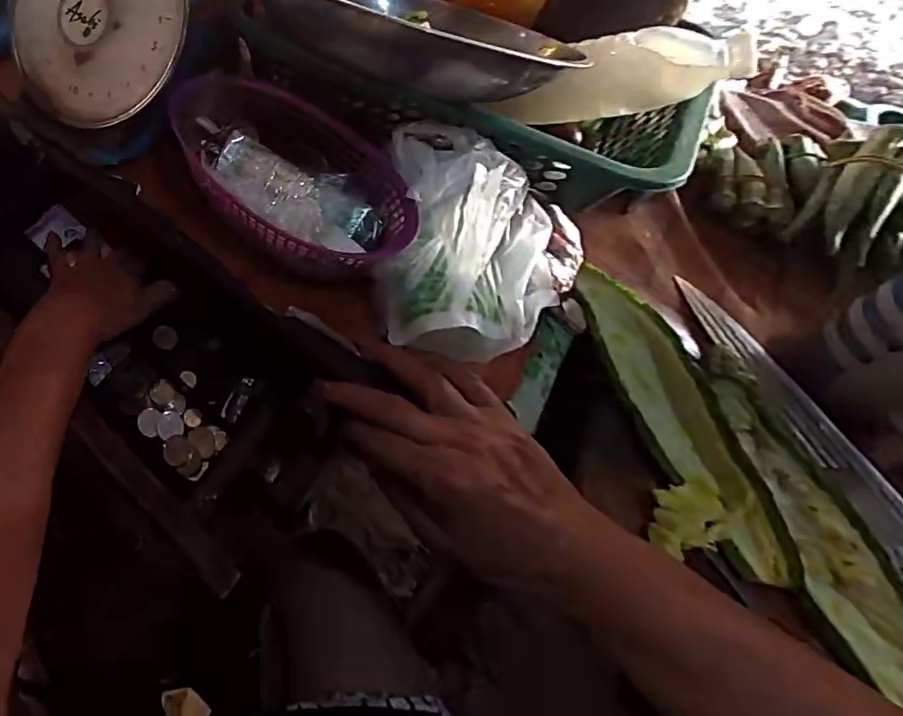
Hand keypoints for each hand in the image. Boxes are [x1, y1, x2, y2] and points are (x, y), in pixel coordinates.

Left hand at [33, 234, 175, 347]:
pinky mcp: (60, 272)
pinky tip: (52, 234)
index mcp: (126, 271)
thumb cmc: (110, 316)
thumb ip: (158, 295)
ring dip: (91, 238)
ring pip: (89, 246)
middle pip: (115, 249)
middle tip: (123, 230)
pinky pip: (56, 255)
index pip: (138, 258)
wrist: (72, 316)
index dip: (143, 252)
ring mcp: (81, 265)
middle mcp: (105, 263)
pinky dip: (54, 244)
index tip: (148, 244)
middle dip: (120, 241)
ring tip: (94, 228)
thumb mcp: (141, 308)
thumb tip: (176, 285)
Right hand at [319, 345, 617, 597]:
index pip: (379, 442)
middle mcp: (457, 440)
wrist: (577, 550)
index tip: (327, 419)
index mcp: (441, 476)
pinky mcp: (503, 415)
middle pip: (393, 405)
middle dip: (353, 391)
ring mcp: (482, 422)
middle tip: (325, 381)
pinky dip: (439, 363)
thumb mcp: (443, 541)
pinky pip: (467, 378)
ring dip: (392, 358)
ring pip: (427, 378)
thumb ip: (400, 496)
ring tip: (365, 345)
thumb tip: (366, 458)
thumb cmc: (505, 556)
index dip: (349, 430)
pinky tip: (419, 357)